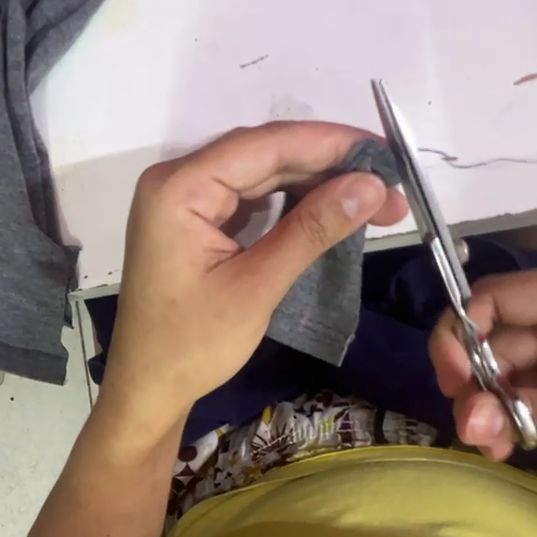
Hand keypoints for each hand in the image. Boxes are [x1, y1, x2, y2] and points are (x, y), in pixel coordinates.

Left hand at [100, 122, 408, 428]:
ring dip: (313, 188)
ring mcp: (181, 206)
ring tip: (371, 201)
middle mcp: (175, 184)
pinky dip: (287, 207)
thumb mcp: (255, 287)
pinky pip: (246, 203)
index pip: (264, 146)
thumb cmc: (190, 347)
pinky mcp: (191, 228)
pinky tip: (327, 212)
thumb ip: (311, 229)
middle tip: (390, 188)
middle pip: (263, 157)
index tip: (386, 154)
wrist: (147, 392)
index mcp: (178, 189)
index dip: (330, 144)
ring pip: (259, 179)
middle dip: (328, 170)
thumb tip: (370, 184)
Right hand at [429, 259, 536, 482]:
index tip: (451, 384)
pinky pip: (523, 382)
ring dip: (490, 407)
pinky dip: (509, 412)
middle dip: (478, 386)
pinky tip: (509, 442)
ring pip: (504, 364)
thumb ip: (534, 414)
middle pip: (497, 335)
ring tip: (496, 448)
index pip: (502, 295)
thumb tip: (466, 422)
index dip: (461, 334)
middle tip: (476, 437)